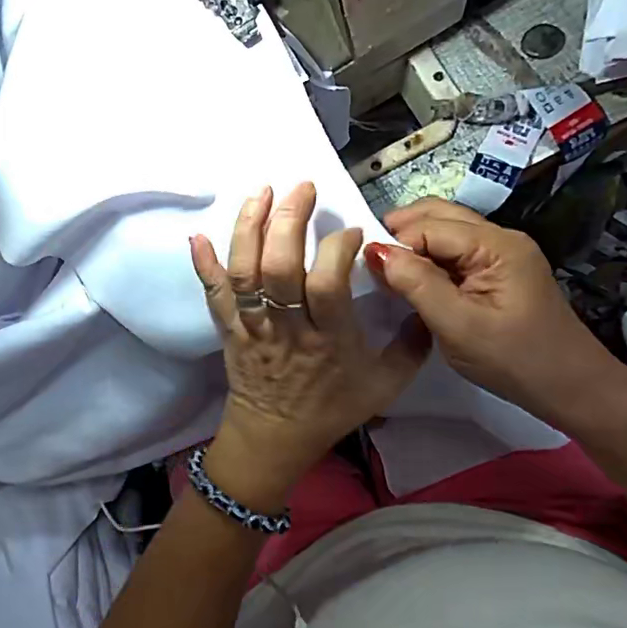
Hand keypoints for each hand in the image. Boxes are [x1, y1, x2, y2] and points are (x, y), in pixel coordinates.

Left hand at [190, 182, 431, 511]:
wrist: (275, 439)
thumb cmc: (331, 409)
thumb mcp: (385, 385)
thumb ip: (411, 344)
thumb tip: (427, 302)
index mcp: (329, 340)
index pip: (327, 284)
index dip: (337, 249)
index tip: (350, 232)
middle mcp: (288, 328)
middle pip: (279, 268)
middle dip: (288, 221)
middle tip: (301, 188)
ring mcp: (253, 328)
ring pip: (244, 274)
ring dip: (249, 229)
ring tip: (261, 192)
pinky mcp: (229, 330)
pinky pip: (213, 296)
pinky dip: (203, 266)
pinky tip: (198, 235)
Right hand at [367, 197, 626, 428]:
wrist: (571, 388)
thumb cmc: (515, 360)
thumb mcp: (458, 325)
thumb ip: (417, 284)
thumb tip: (376, 250)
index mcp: (496, 245)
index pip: (429, 226)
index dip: (396, 243)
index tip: (367, 270)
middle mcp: (500, 238)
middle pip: (438, 216)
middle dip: (401, 232)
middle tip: (371, 264)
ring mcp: (502, 253)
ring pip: (446, 232)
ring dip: (415, 246)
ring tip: (389, 273)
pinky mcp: (500, 271)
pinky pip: (456, 252)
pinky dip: (430, 260)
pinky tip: (415, 282)